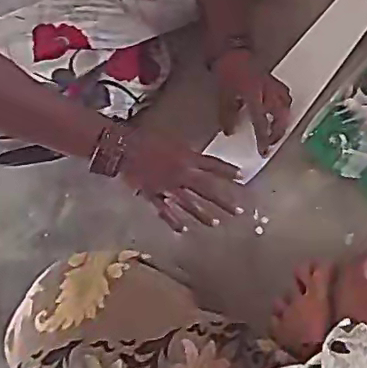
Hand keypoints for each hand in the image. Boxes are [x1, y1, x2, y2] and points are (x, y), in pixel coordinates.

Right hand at [115, 125, 247, 230]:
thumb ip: (187, 152)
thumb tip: (197, 159)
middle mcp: (182, 174)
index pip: (213, 165)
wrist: (123, 146)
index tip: (243, 177)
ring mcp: (168, 187)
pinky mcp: (153, 195)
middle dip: (224, 200)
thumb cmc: (146, 137)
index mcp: (188, 158)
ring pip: (189, 204)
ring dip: (203, 215)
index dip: (228, 171)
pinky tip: (183, 230)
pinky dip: (173, 221)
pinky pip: (165, 211)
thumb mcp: (173, 140)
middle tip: (239, 211)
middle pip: (207, 189)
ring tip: (216, 224)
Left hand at [213, 49, 292, 155]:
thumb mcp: (224, 95)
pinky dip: (284, 105)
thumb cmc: (228, 70)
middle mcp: (268, 93)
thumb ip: (228, 115)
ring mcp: (273, 86)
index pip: (262, 124)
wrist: (232, 50)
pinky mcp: (274, 81)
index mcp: (254, 97)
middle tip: (271, 142)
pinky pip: (285, 96)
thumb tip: (230, 131)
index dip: (263, 140)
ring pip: (286, 106)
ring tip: (278, 127)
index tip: (263, 152)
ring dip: (283, 119)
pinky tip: (279, 108)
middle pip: (280, 117)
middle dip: (277, 132)